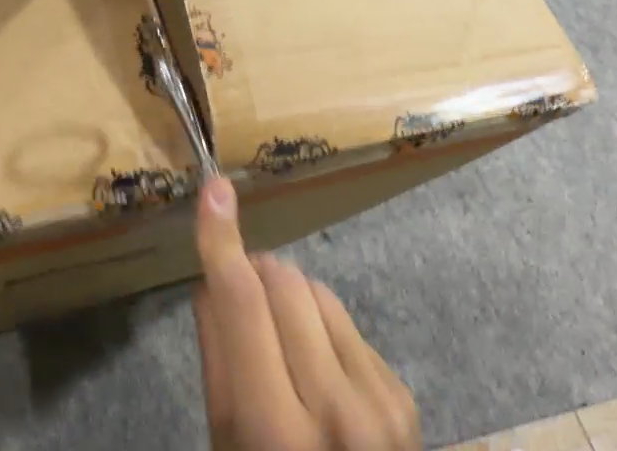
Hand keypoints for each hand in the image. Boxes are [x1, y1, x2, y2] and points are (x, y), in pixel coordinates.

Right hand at [194, 177, 420, 450]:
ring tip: (281, 349)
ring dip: (287, 299)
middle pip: (283, 282)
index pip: (243, 302)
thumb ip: (216, 355)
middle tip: (238, 304)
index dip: (221, 240)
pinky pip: (346, 321)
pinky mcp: (403, 394)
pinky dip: (320, 327)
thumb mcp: (223, 441)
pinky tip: (318, 372)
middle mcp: (337, 406)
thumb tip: (215, 277)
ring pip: (316, 290)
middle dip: (252, 276)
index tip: (214, 190)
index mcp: (275, 426)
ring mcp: (380, 400)